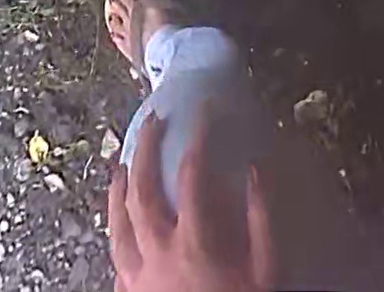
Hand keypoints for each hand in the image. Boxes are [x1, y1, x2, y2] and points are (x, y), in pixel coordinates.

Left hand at [109, 112, 274, 291]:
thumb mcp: (268, 272)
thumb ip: (262, 218)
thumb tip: (256, 168)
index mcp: (193, 243)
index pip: (192, 172)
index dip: (200, 134)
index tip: (207, 110)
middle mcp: (157, 255)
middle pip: (142, 189)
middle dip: (146, 147)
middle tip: (154, 120)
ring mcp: (138, 279)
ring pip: (117, 222)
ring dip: (118, 187)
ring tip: (121, 162)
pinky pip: (115, 257)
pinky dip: (115, 229)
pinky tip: (119, 221)